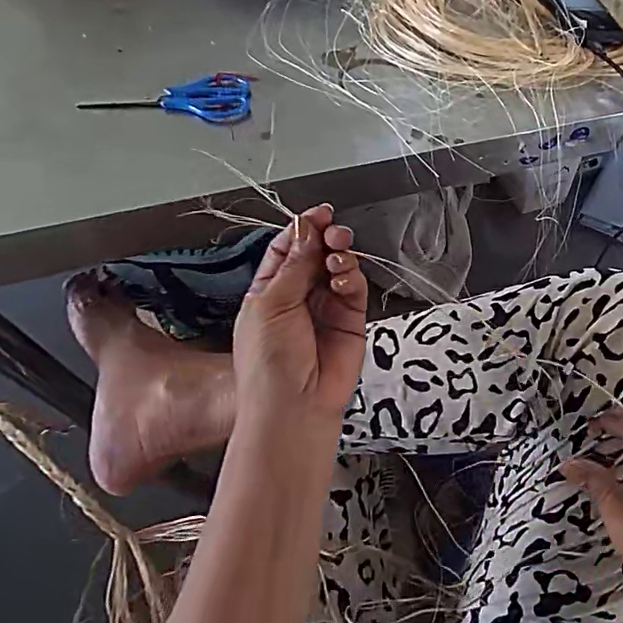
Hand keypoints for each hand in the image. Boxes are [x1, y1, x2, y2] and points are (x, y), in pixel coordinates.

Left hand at [231, 204, 366, 428]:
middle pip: (315, 255)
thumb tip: (306, 229)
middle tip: (333, 231)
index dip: (302, 229)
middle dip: (325, 238)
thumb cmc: (268, 365)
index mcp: (268, 292)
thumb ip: (294, 265)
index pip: (286, 250)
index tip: (318, 214)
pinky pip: (354, 289)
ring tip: (338, 254)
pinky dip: (351, 277)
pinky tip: (343, 278)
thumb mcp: (271, 304)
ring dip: (340, 254)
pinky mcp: (350, 321)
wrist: (294, 407)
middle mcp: (297, 298)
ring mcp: (324, 309)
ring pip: (337, 268)